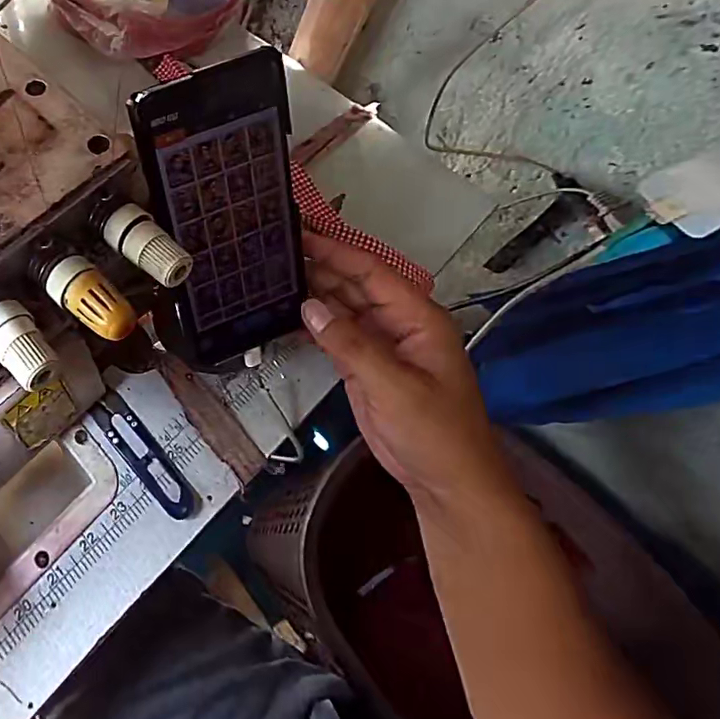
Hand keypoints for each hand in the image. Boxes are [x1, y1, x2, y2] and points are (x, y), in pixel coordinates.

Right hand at [300, 233, 516, 517]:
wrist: (446, 483)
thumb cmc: (436, 433)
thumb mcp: (395, 387)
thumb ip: (351, 345)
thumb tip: (310, 306)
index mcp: (417, 318)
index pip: (372, 272)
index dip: (336, 250)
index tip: (301, 235)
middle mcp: (397, 323)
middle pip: (354, 285)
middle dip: (320, 267)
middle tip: (277, 252)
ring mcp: (379, 344)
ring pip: (341, 308)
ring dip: (312, 294)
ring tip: (274, 276)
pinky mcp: (364, 365)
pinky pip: (334, 334)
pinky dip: (312, 325)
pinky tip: (287, 316)